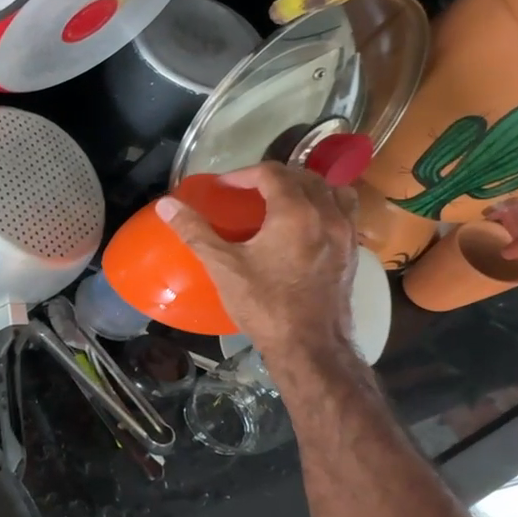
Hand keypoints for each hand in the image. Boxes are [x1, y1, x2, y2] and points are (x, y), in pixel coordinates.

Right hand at [157, 162, 360, 365]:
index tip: (222, 186)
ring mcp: (345, 232)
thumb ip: (195, 231)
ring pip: (331, 189)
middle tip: (245, 190)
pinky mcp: (351, 250)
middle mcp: (327, 214)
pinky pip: (344, 211)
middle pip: (304, 176)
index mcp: (295, 212)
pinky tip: (306, 223)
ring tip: (280, 199)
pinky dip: (324, 204)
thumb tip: (166, 205)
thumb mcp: (222, 267)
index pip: (271, 173)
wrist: (309, 343)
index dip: (243, 174)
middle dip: (273, 176)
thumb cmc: (263, 304)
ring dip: (304, 185)